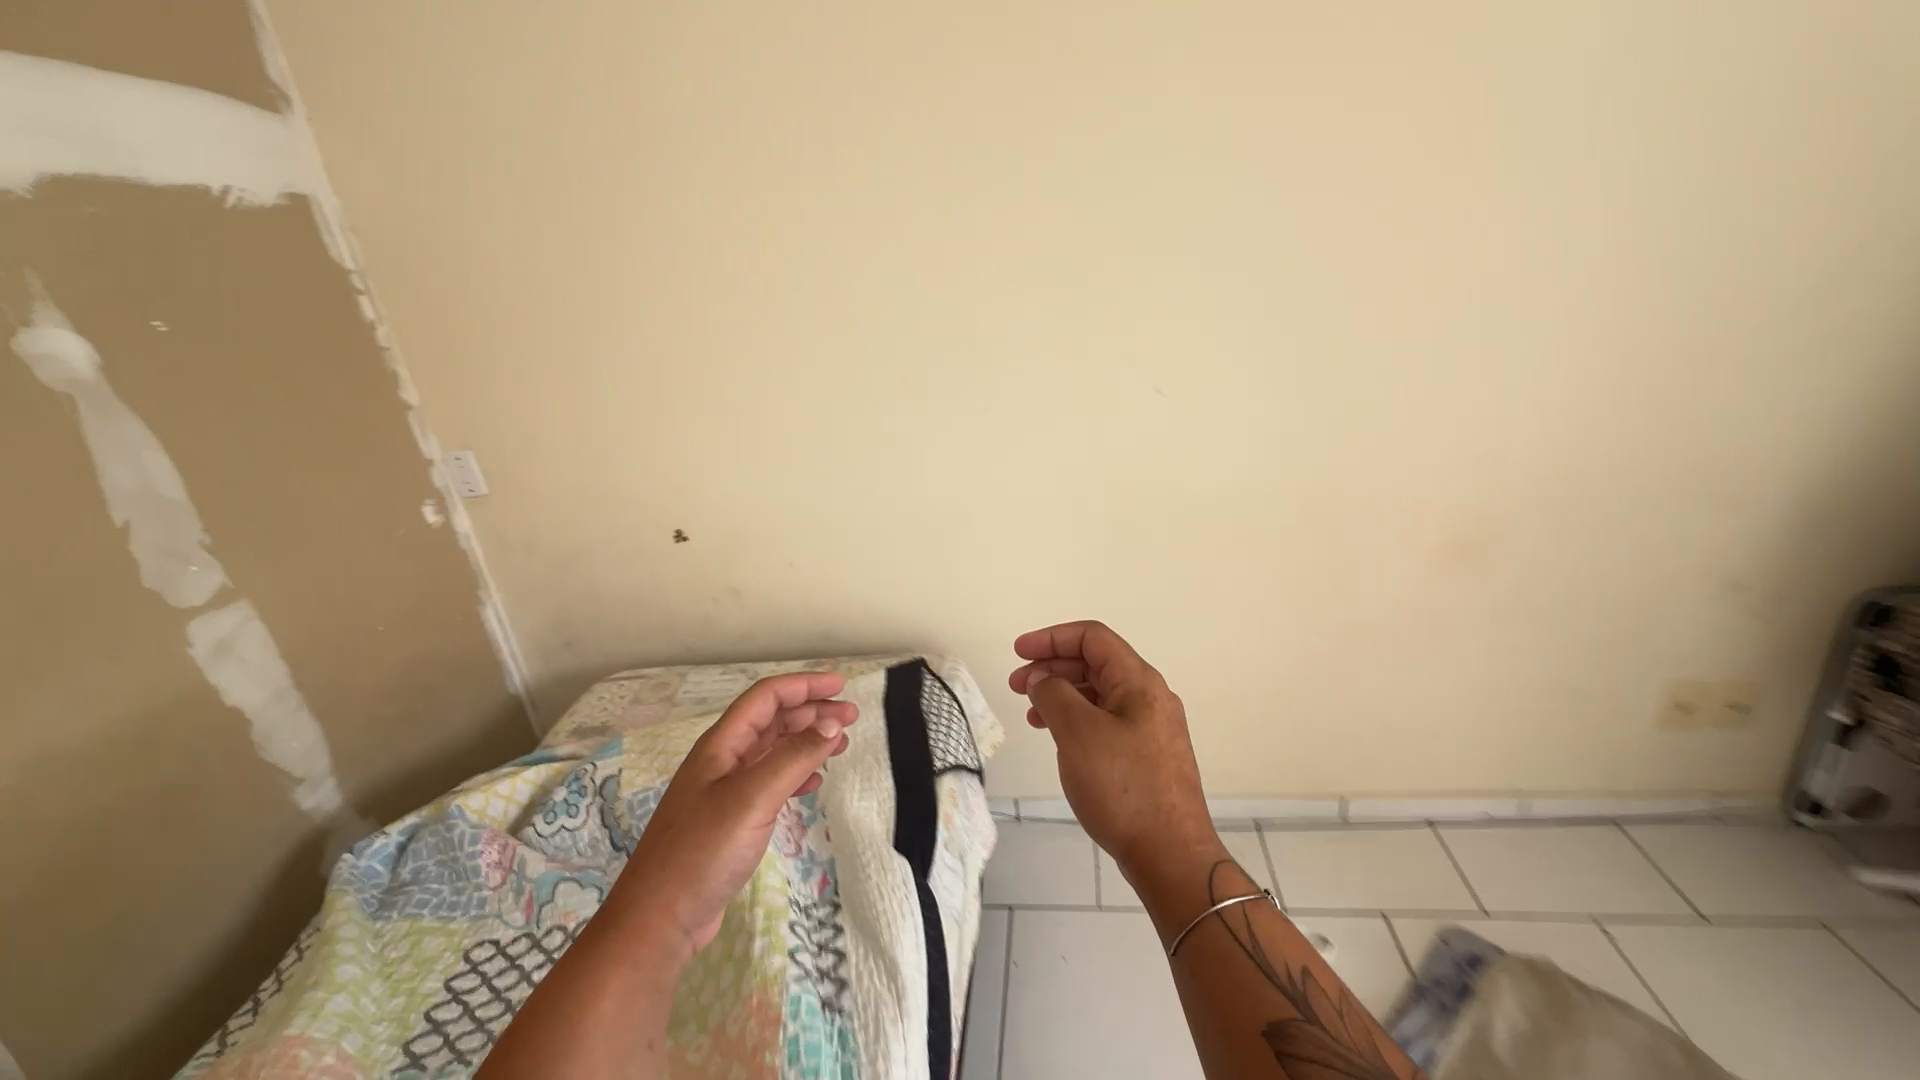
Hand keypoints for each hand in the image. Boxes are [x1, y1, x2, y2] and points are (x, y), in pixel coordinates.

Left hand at [610, 672, 854, 958]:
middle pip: (772, 720)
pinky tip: (813, 783)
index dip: (804, 685)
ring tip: (841, 745)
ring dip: (807, 741)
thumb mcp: (752, 798)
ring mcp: (726, 792)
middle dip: (811, 711)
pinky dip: (796, 774)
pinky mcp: (732, 821)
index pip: (766, 697)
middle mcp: (723, 761)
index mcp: (721, 745)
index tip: (842, 686)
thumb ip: (793, 757)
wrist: (661, 918)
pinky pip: (771, 782)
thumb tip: (831, 724)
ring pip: (773, 751)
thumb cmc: (703, 851)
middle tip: (851, 717)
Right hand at [1010, 621, 1218, 877]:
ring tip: (1031, 714)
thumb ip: (1054, 695)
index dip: (1051, 638)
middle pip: (1095, 664)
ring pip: (1099, 695)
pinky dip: (1076, 720)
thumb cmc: (1123, 786)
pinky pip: (1106, 722)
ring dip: (1062, 695)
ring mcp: (1151, 729)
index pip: (1092, 638)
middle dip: (1052, 667)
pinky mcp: (1146, 757)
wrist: (1170, 853)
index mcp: (1139, 682)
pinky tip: (1058, 738)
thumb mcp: (1078, 733)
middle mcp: (1150, 698)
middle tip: (1016, 685)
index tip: (1018, 652)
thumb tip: (1043, 680)